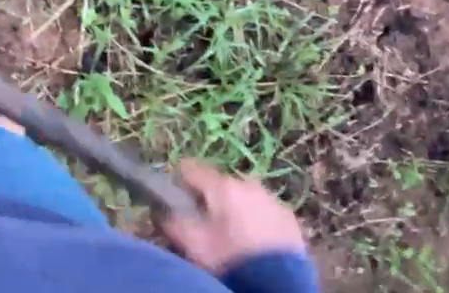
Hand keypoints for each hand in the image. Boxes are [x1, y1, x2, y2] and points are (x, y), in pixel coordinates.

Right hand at [161, 159, 307, 274]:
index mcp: (220, 184)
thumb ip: (170, 220)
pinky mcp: (289, 218)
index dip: (178, 183)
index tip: (175, 201)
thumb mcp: (192, 243)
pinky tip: (254, 243)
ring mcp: (271, 199)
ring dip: (234, 209)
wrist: (280, 286)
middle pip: (217, 183)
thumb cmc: (230, 259)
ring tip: (232, 236)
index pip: (188, 168)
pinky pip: (264, 211)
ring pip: (243, 196)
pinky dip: (256, 221)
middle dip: (209, 199)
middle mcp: (246, 182)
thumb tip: (159, 208)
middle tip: (205, 225)